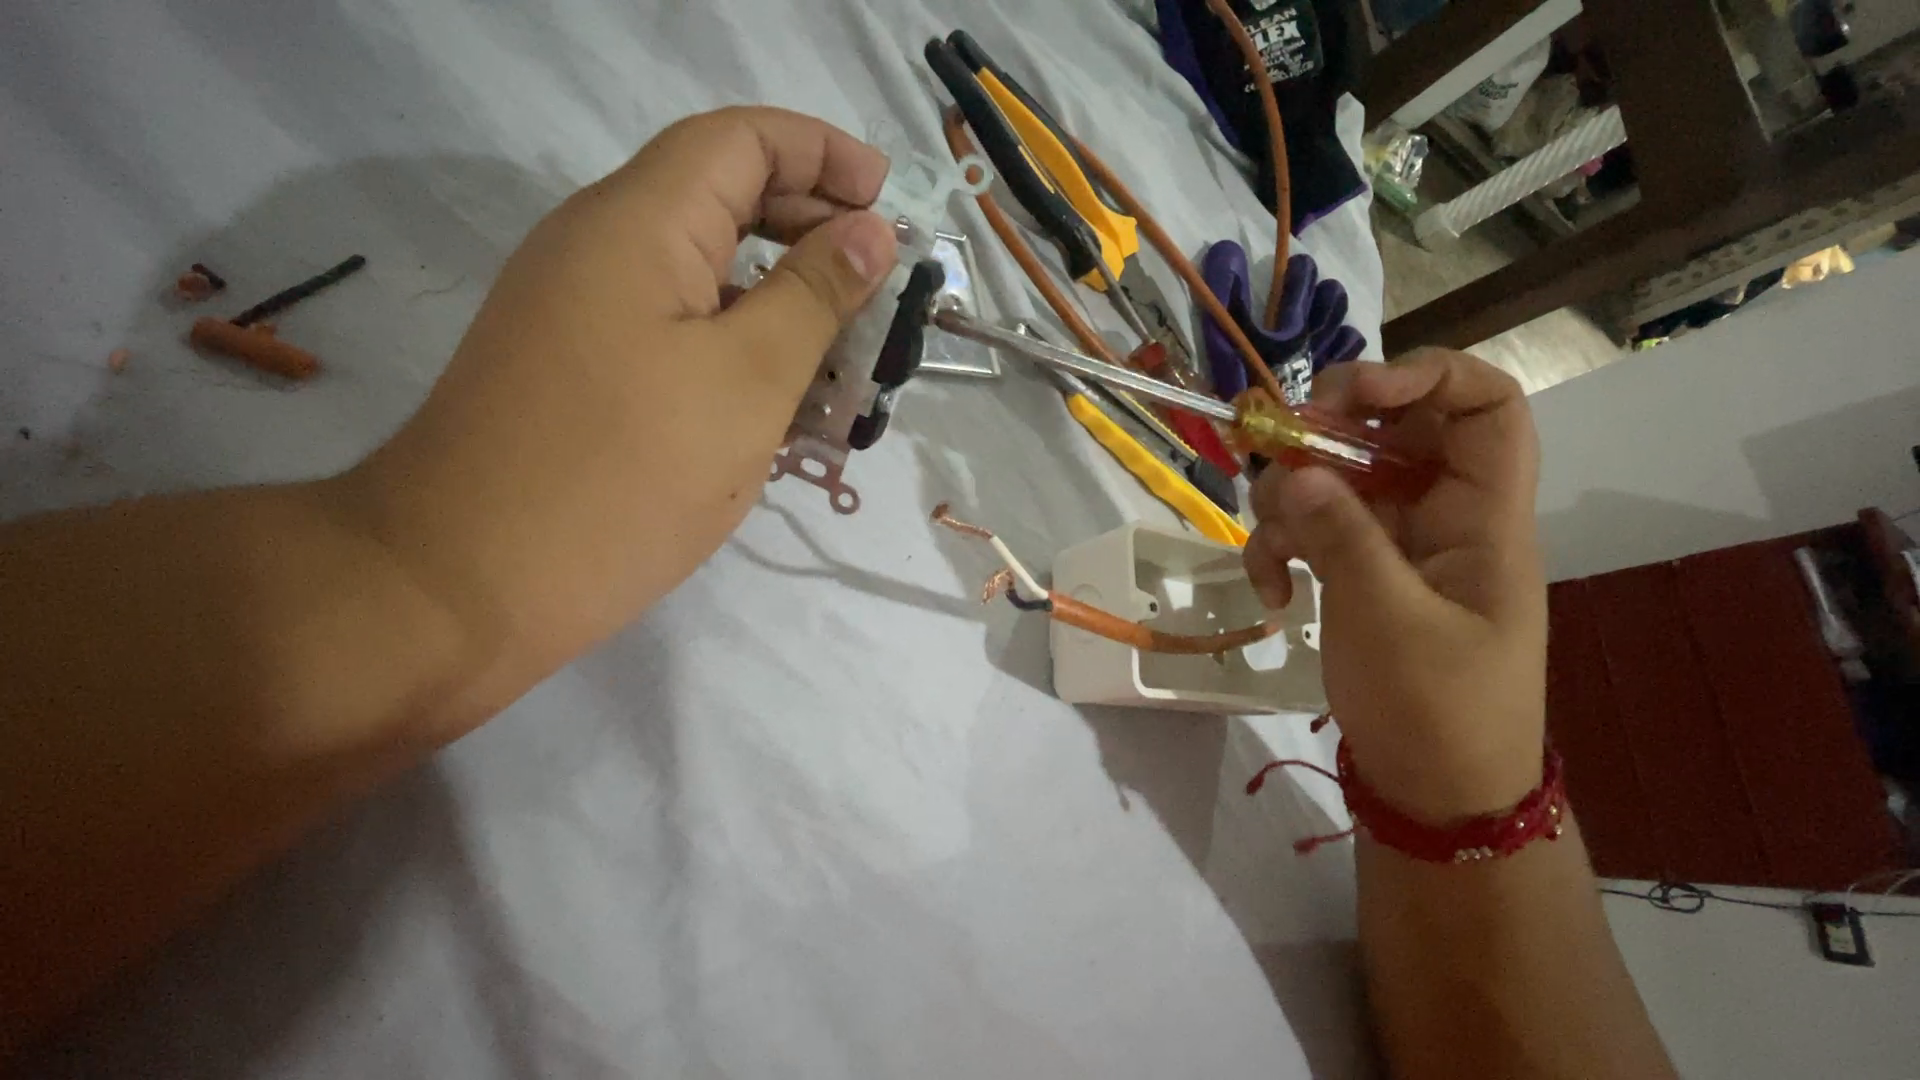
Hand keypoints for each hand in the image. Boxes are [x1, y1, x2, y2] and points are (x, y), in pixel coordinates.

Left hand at [344, 107, 898, 700]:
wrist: (462, 585)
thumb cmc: (622, 476)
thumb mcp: (746, 381)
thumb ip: (815, 295)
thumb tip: (870, 232)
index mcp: (638, 223)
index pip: (742, 140)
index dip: (825, 153)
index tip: (890, 203)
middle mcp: (600, 247)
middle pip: (722, 200)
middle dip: (812, 229)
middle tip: (880, 286)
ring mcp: (582, 313)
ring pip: (703, 277)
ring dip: (780, 300)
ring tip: (847, 353)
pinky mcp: (580, 373)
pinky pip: (676, 333)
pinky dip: (738, 349)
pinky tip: (783, 403)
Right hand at [1242, 350, 1546, 823]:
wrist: (1435, 792)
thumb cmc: (1439, 710)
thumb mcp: (1390, 621)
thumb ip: (1344, 538)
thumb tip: (1296, 469)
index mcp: (1482, 516)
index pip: (1487, 406)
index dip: (1427, 374)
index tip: (1351, 390)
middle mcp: (1438, 515)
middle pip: (1390, 431)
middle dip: (1327, 436)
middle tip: (1278, 452)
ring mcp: (1392, 544)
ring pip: (1334, 480)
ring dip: (1287, 501)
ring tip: (1272, 552)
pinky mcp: (1355, 573)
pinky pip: (1308, 531)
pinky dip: (1278, 551)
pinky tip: (1273, 595)